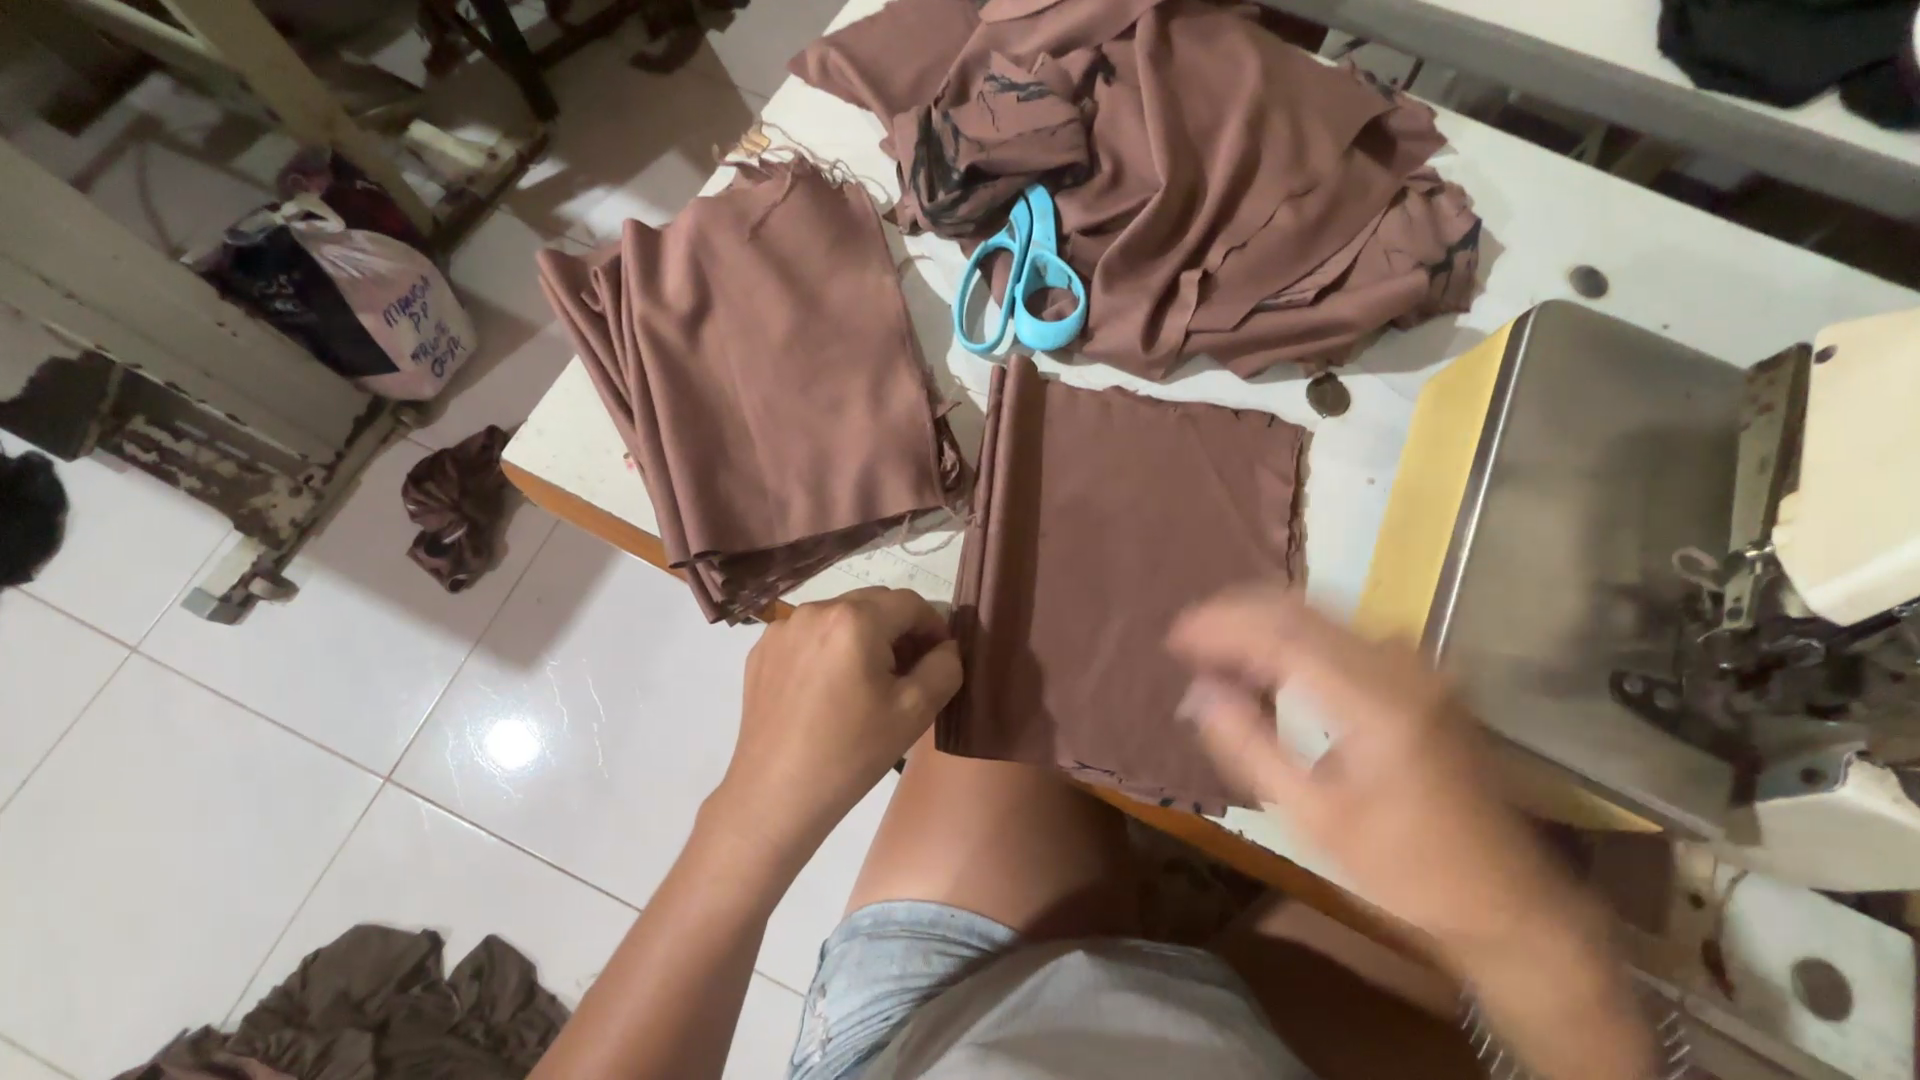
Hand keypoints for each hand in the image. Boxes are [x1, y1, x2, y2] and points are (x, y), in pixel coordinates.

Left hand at [713, 587, 962, 861]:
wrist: (777, 793)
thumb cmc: (852, 752)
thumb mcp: (916, 711)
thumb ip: (945, 666)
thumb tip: (946, 647)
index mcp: (854, 619)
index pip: (910, 603)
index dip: (933, 627)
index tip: (939, 660)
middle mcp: (814, 610)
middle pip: (873, 604)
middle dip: (898, 630)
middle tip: (908, 673)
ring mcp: (781, 629)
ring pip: (839, 617)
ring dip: (862, 637)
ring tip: (866, 683)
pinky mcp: (761, 651)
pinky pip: (809, 635)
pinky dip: (828, 649)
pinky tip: (829, 691)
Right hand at [1168, 583, 1587, 955]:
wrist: (1508, 900)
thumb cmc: (1404, 870)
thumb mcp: (1313, 818)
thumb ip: (1248, 746)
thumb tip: (1197, 692)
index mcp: (1374, 700)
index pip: (1282, 633)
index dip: (1221, 627)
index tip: (1175, 638)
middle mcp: (1400, 665)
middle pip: (1302, 608)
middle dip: (1237, 613)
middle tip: (1187, 636)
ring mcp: (1418, 666)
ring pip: (1323, 612)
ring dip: (1265, 620)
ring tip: (1217, 646)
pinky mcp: (1423, 676)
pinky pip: (1345, 632)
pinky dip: (1297, 634)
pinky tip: (1271, 659)